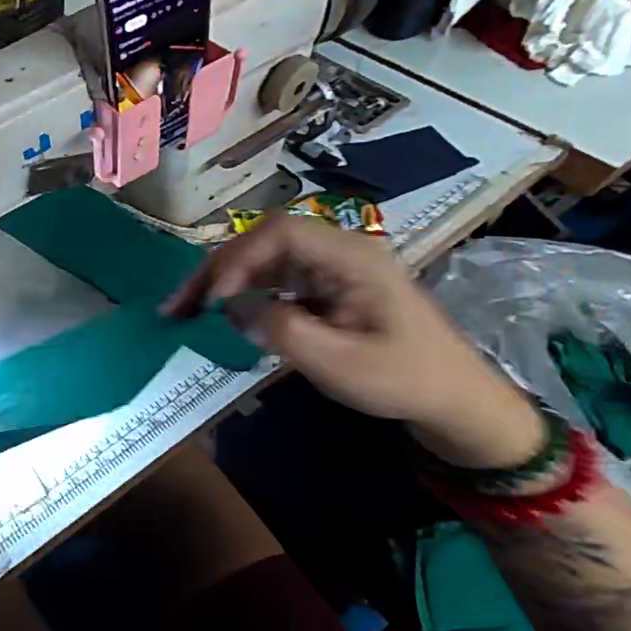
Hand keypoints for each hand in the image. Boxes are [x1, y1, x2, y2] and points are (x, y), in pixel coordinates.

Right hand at [163, 215, 544, 468]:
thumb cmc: (404, 379)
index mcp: (352, 256)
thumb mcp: (341, 364)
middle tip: (178, 305)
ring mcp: (333, 268)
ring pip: (267, 260)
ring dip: (227, 282)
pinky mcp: (328, 287)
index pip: (280, 234)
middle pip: (267, 242)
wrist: (451, 396)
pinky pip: (279, 280)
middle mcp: (339, 250)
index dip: (238, 260)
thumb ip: (282, 332)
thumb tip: (232, 309)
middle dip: (219, 269)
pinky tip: (224, 315)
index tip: (213, 301)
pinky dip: (247, 295)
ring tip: (188, 310)